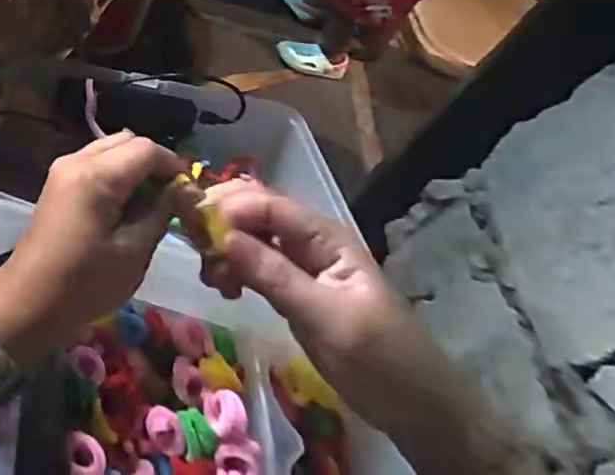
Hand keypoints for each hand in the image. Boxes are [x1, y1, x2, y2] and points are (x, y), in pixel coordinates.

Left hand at [0, 132, 184, 361]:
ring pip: (110, 148)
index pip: (145, 149)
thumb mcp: (133, 252)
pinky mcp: (58, 179)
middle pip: (126, 140)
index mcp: (95, 175)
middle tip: (174, 198)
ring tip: (154, 202)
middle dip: (155, 162)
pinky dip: (117, 172)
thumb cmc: (85, 282)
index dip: (174, 165)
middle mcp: (76, 160)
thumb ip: (160, 213)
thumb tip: (182, 191)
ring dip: (135, 166)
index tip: (192, 194)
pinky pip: (95, 161)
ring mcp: (63, 167)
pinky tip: (128, 204)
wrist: (29, 297)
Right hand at [198, 181, 487, 464]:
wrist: (421, 412)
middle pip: (251, 207)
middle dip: (218, 220)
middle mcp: (307, 237)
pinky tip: (222, 286)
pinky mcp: (289, 281)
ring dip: (220, 244)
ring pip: (245, 231)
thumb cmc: (381, 361)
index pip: (264, 202)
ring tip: (211, 277)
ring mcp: (297, 259)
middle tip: (195, 249)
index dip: (226, 208)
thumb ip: (273, 274)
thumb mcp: (326, 319)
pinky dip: (230, 264)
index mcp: (324, 235)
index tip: (193, 230)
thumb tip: (220, 236)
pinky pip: (249, 257)